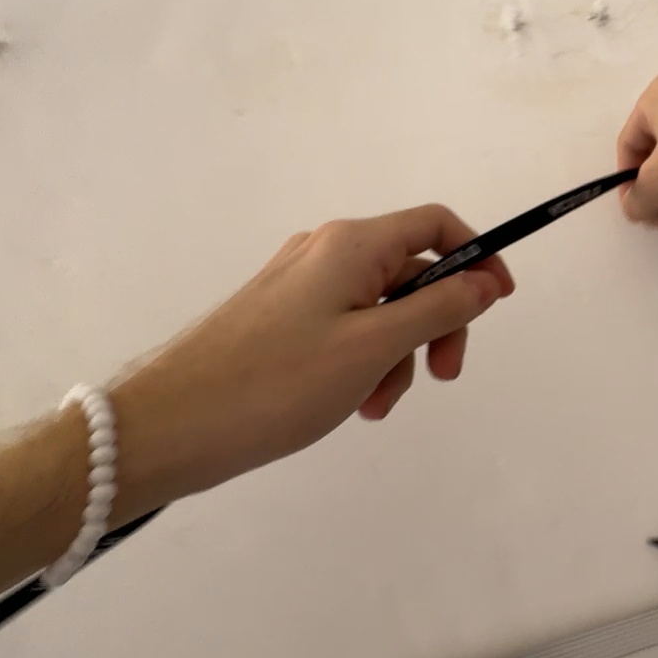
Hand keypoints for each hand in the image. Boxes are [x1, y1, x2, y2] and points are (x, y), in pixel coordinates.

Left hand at [106, 205, 513, 519]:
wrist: (159, 432)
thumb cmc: (275, 382)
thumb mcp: (375, 346)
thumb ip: (440, 308)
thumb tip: (484, 282)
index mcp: (353, 244)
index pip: (437, 225)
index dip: (478, 256)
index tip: (498, 301)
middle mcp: (329, 252)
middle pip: (415, 273)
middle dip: (439, 322)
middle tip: (446, 373)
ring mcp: (303, 285)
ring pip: (384, 308)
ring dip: (402, 353)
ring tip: (380, 405)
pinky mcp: (284, 318)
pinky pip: (350, 328)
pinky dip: (368, 360)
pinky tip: (355, 403)